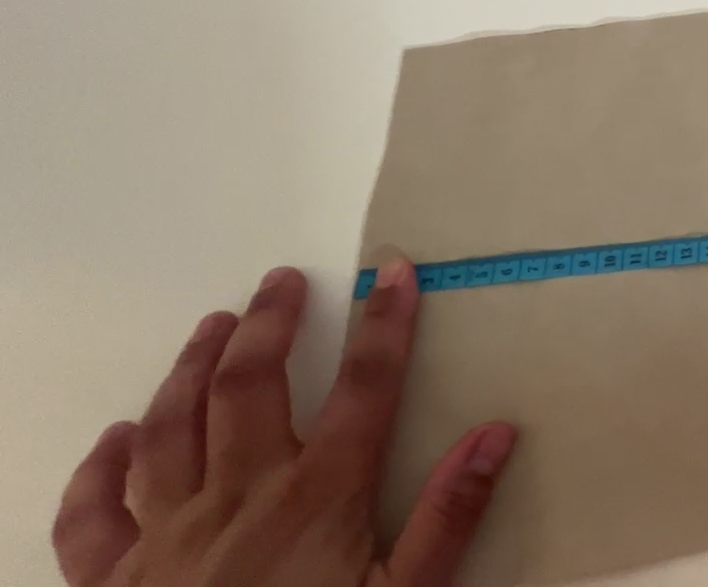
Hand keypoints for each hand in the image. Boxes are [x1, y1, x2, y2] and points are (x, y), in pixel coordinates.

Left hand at [54, 259, 515, 586]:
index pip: (365, 386)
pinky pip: (92, 516)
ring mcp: (163, 538)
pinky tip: (118, 435)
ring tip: (212, 323)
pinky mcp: (108, 582)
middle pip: (250, 388)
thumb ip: (450, 514)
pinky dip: (100, 468)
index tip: (396, 269)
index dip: (386, 322)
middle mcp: (239, 496)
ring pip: (170, 430)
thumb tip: (498, 430)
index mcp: (318, 494)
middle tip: (281, 279)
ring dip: (192, 369)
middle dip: (268, 324)